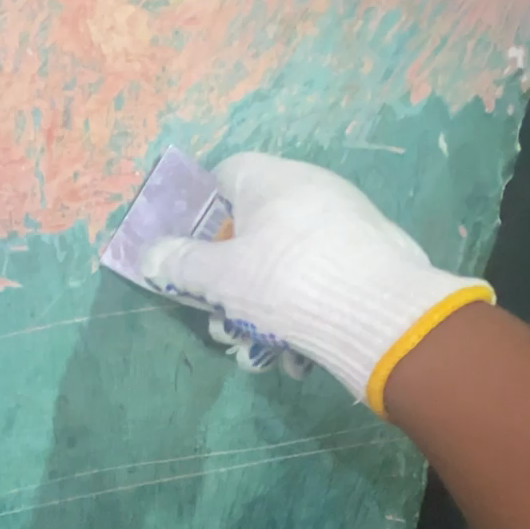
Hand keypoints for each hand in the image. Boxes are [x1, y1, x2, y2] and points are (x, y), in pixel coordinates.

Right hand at [140, 153, 492, 414]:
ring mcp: (346, 226)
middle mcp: (312, 192)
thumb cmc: (286, 283)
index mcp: (273, 180)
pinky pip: (318, 283)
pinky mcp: (369, 261)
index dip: (201, 212)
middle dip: (231, 282)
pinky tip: (296, 354)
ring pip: (284, 267)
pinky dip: (300, 316)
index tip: (191, 253)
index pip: (226, 174)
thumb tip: (149, 255)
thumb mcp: (220, 278)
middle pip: (254, 231)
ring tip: (258, 351)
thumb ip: (180, 265)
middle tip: (223, 320)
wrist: (380, 316)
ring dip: (262, 312)